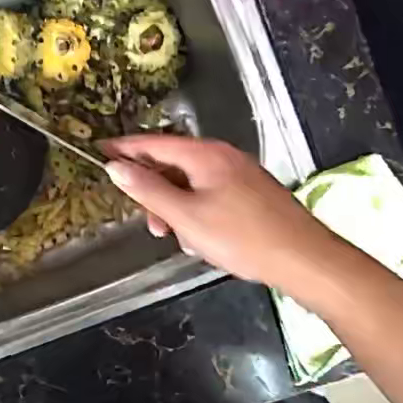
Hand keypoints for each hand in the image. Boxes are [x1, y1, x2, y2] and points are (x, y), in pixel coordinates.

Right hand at [99, 134, 334, 289]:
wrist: (302, 258)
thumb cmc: (241, 237)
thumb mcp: (185, 216)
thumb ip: (148, 190)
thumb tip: (116, 167)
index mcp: (205, 155)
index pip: (153, 143)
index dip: (124, 148)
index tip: (100, 151)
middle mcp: (222, 156)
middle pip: (171, 163)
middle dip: (153, 191)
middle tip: (149, 221)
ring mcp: (238, 173)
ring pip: (189, 182)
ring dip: (174, 206)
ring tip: (177, 237)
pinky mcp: (248, 192)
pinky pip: (208, 193)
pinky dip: (194, 210)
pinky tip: (199, 238)